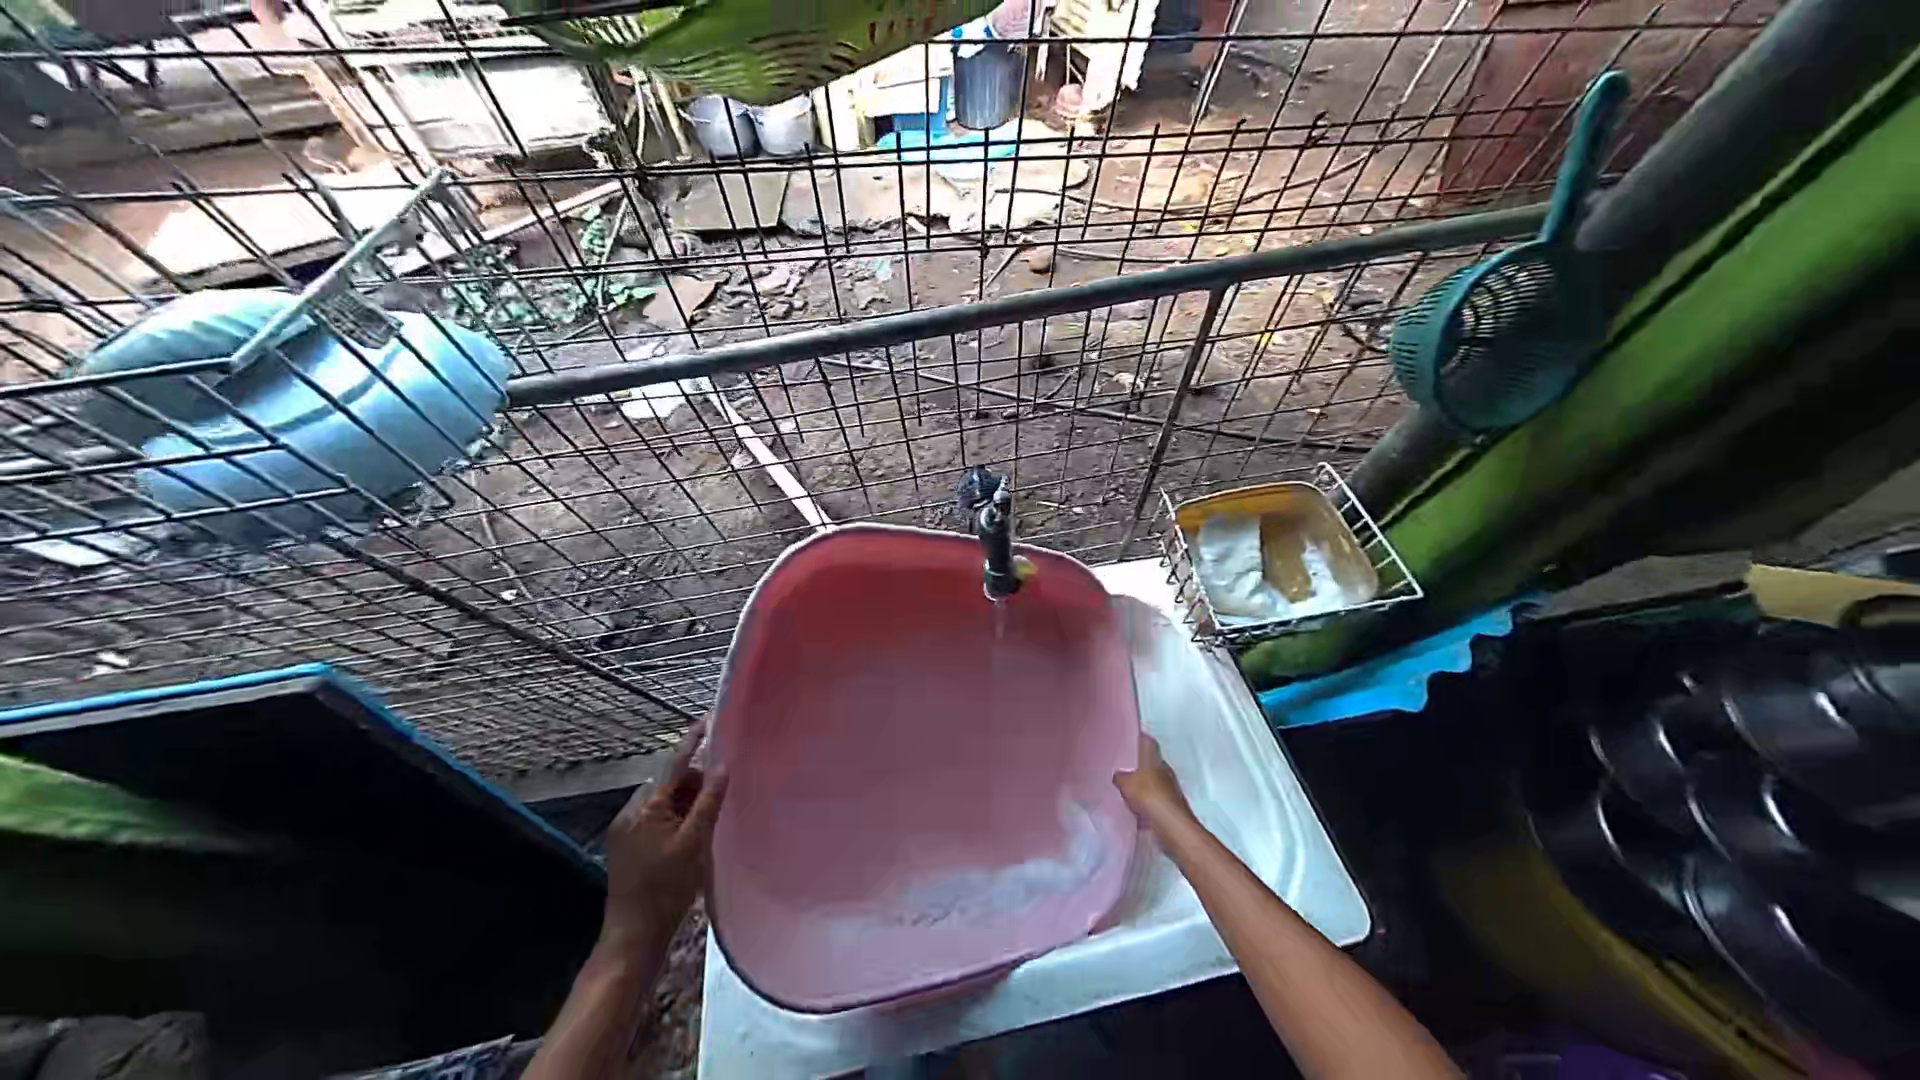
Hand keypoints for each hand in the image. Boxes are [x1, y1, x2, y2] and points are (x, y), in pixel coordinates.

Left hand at [601, 724, 727, 945]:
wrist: (633, 937)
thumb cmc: (666, 888)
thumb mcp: (694, 842)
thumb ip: (708, 802)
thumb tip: (722, 766)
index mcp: (645, 808)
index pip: (673, 763)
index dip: (693, 740)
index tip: (708, 719)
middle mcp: (631, 812)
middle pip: (670, 782)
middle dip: (695, 782)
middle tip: (721, 795)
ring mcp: (627, 831)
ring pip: (665, 801)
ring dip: (688, 803)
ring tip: (710, 821)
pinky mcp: (629, 847)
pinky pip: (658, 819)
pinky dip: (678, 818)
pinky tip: (694, 836)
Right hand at [1112, 734, 1191, 823]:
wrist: (1171, 825)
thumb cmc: (1149, 795)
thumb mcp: (1125, 782)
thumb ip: (1120, 776)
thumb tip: (1118, 775)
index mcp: (1156, 759)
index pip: (1148, 743)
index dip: (1138, 742)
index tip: (1129, 742)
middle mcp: (1166, 771)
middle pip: (1150, 764)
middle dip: (1138, 767)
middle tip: (1123, 770)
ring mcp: (1171, 789)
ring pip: (1153, 782)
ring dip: (1143, 786)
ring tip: (1126, 791)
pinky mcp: (1172, 806)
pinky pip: (1155, 799)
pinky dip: (1147, 803)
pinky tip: (1136, 809)